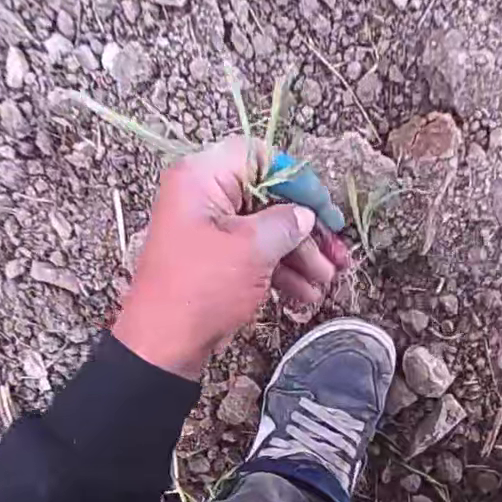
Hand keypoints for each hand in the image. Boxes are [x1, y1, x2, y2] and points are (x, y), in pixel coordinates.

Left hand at [112, 137, 351, 377]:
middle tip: (336, 254)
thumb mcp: (251, 250)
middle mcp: (207, 199)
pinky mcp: (219, 263)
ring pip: (268, 232)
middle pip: (270, 199)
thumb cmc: (201, 288)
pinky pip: (258, 256)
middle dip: (307, 230)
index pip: (260, 158)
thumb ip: (285, 224)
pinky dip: (284, 272)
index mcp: (204, 179)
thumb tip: (305, 215)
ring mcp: (213, 233)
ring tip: (325, 282)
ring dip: (302, 256)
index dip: (298, 181)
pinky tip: (306, 294)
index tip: (324, 211)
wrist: (165, 344)